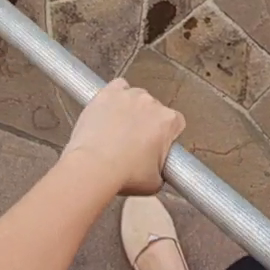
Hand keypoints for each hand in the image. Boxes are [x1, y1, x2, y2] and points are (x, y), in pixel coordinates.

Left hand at [60, 79, 185, 195]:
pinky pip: (117, 87)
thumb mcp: (155, 182)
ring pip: (135, 97)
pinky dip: (115, 96)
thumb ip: (163, 169)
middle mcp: (151, 103)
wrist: (93, 168)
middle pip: (154, 109)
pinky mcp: (106, 94)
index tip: (157, 144)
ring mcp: (128, 96)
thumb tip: (158, 170)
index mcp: (168, 121)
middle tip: (134, 143)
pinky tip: (110, 111)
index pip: (176, 122)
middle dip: (147, 123)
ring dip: (131, 109)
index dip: (167, 135)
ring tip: (118, 129)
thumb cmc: (123, 174)